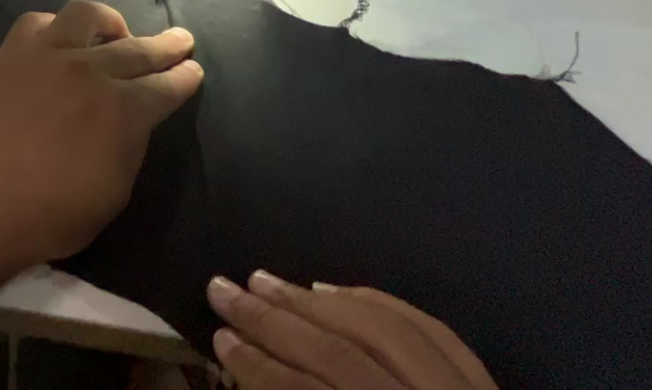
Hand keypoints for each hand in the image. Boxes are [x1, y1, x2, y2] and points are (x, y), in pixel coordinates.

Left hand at [0, 0, 202, 269]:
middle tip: (181, 41)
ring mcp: (47, 55)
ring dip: (109, 21)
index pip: (165, 87)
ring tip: (117, 32)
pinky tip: (60, 37)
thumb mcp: (114, 191)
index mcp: (125, 109)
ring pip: (86, 15)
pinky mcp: (11, 53)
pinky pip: (38, 22)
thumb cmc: (52, 212)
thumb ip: (128, 145)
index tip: (193, 70)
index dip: (183, 79)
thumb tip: (130, 122)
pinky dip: (56, 26)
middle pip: (136, 49)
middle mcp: (90, 70)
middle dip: (165, 46)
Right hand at [207, 272, 496, 389]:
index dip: (256, 365)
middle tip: (221, 288)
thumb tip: (249, 372)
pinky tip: (331, 288)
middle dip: (270, 320)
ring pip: (382, 331)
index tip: (218, 336)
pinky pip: (433, 330)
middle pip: (339, 356)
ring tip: (262, 279)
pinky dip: (376, 301)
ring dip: (312, 300)